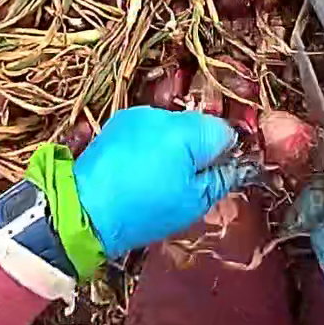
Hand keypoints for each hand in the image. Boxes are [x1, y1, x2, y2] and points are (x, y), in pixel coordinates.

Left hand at [74, 107, 254, 256]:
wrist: (83, 210)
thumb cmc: (144, 209)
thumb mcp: (193, 202)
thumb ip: (222, 178)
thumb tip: (240, 166)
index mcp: (187, 131)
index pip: (225, 132)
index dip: (224, 156)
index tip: (212, 177)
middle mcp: (165, 114)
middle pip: (200, 126)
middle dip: (199, 149)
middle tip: (185, 181)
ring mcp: (141, 114)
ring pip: (176, 126)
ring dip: (176, 145)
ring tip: (159, 176)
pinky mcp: (121, 120)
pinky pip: (151, 127)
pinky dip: (153, 142)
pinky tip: (141, 166)